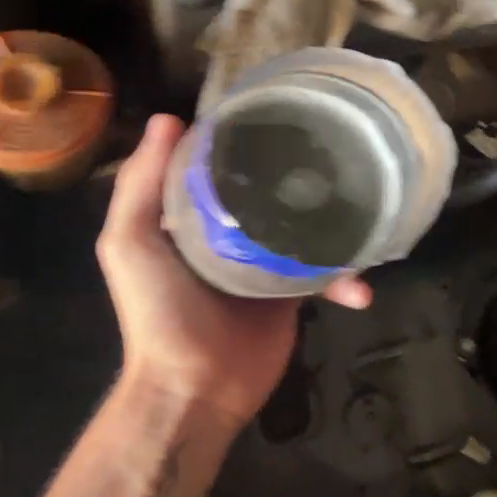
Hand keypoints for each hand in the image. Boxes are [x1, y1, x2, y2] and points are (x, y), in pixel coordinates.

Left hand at [96, 115, 371, 423]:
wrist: (193, 387)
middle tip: (338, 151)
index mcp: (192, 219)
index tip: (278, 109)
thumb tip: (169, 119)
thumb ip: (141, 185)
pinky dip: (347, 282)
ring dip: (337, 224)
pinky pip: (328, 276)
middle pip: (271, 192)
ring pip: (308, 229)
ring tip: (366, 210)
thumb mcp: (130, 243)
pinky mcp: (294, 295)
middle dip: (302, 174)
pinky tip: (361, 288)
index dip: (242, 138)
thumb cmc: (158, 311)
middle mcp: (231, 235)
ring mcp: (266, 265)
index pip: (220, 166)